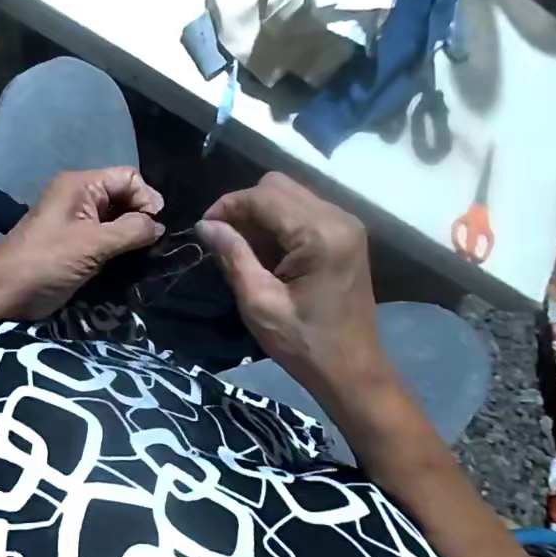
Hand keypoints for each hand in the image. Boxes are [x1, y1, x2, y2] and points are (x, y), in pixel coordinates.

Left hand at [0, 167, 164, 319]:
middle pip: (125, 197)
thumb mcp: (93, 244)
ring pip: (118, 219)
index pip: (128, 177)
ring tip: (144, 256)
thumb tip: (159, 226)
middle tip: (151, 245)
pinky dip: (121, 248)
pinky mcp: (77, 244)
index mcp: (80, 185)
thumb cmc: (45, 263)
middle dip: (142, 217)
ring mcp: (77, 221)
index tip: (155, 228)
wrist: (4, 296)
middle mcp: (80, 197)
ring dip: (133, 236)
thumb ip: (131, 230)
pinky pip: (108, 237)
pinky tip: (130, 263)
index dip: (146, 199)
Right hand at [195, 173, 388, 406]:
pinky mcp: (345, 234)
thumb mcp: (259, 303)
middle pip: (277, 186)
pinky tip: (267, 253)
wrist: (352, 370)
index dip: (227, 206)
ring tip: (242, 248)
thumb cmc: (304, 344)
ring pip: (289, 194)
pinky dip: (278, 223)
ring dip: (260, 214)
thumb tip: (205, 224)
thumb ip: (233, 256)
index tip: (203, 228)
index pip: (263, 196)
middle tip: (223, 239)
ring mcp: (345, 224)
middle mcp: (338, 218)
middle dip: (244, 207)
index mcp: (321, 234)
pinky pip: (302, 210)